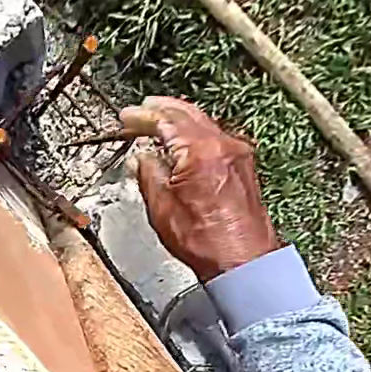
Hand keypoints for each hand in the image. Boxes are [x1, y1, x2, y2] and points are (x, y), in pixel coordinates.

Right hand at [120, 96, 281, 280]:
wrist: (242, 260)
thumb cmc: (206, 240)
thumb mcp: (161, 207)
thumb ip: (149, 174)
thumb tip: (143, 158)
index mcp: (200, 151)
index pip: (166, 120)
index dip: (143, 116)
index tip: (127, 116)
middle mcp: (223, 145)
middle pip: (188, 115)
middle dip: (162, 111)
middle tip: (142, 110)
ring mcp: (237, 155)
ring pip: (203, 125)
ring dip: (179, 122)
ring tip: (159, 125)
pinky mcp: (243, 168)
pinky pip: (215, 140)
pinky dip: (195, 136)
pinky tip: (184, 146)